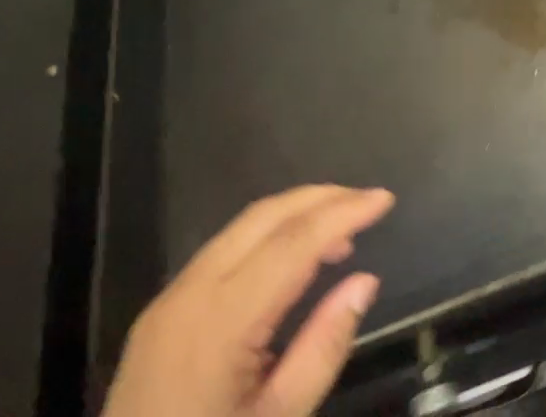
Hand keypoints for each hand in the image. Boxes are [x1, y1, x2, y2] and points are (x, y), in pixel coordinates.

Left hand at [102, 186, 394, 416]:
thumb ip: (324, 347)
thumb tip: (364, 281)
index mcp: (222, 322)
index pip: (293, 243)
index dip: (343, 213)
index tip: (384, 199)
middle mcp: (191, 293)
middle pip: (264, 217)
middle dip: (320, 198)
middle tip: (368, 200)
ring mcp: (170, 298)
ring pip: (240, 227)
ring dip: (294, 214)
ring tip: (342, 228)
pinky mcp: (161, 309)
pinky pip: (222, 249)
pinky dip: (266, 236)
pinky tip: (294, 256)